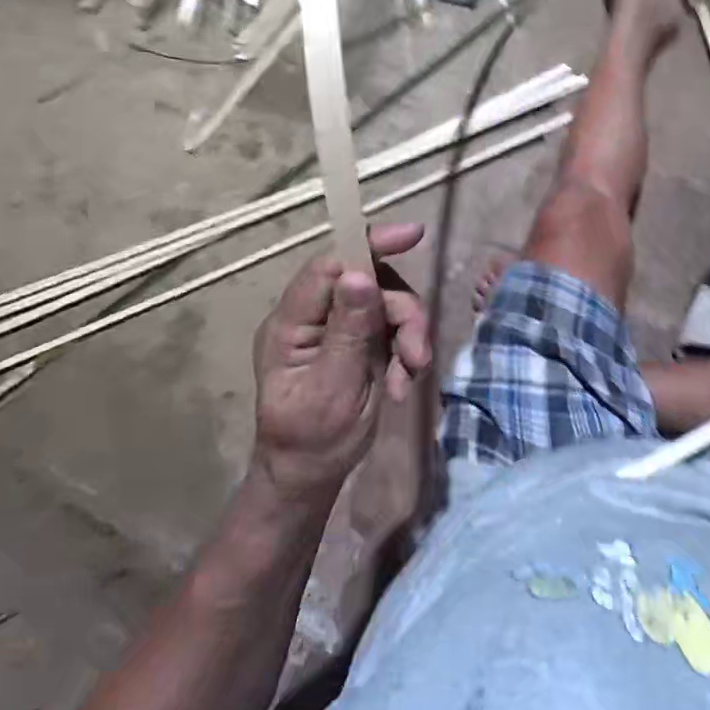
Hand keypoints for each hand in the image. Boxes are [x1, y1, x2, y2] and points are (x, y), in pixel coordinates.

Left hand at [250, 224, 431, 500]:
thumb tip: (360, 276)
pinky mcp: (365, 341)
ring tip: (410, 375)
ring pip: (392, 306)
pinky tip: (404, 382)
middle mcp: (317, 317)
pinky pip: (399, 329)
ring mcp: (343, 328)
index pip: (330, 266)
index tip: (413, 235)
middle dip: (403, 315)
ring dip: (410, 338)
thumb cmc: (311, 436)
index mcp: (291, 323)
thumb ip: (348, 330)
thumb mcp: (333, 384)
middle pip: (373, 285)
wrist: (313, 475)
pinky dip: (409, 352)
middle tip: (418, 353)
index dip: (370, 243)